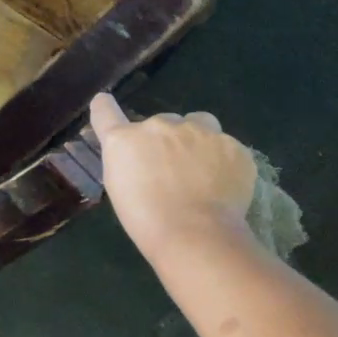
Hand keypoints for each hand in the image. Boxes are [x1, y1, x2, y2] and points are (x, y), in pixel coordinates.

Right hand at [89, 93, 256, 258]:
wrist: (194, 232)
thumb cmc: (143, 216)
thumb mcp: (119, 184)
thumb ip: (127, 159)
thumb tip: (140, 154)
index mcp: (123, 139)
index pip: (104, 110)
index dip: (104, 106)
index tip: (105, 104)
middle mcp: (158, 126)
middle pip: (160, 121)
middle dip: (163, 138)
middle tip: (169, 166)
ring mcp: (199, 132)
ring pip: (197, 123)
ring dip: (195, 137)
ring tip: (200, 164)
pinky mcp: (233, 146)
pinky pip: (225, 144)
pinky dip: (222, 158)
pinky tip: (221, 182)